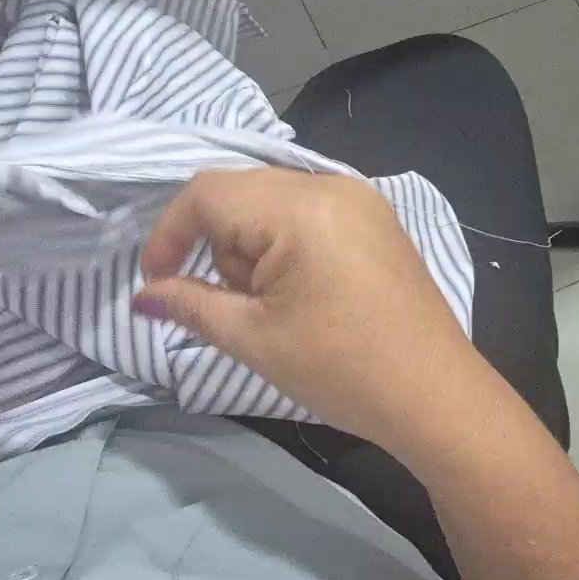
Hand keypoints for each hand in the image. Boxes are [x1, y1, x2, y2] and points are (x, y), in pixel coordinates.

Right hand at [134, 168, 493, 463]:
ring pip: (270, 199)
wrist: (436, 395)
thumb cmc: (342, 370)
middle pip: (239, 192)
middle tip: (237, 303)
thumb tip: (142, 295)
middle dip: (219, 245)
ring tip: (279, 303)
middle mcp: (330, 183)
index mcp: (300, 208)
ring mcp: (358, 195)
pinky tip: (305, 288)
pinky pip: (306, 208)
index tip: (157, 283)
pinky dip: (284, 239)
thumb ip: (191, 304)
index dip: (169, 233)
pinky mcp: (374, 214)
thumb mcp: (255, 339)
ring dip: (251, 244)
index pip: (208, 193)